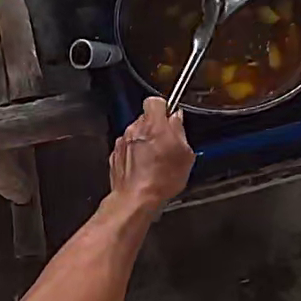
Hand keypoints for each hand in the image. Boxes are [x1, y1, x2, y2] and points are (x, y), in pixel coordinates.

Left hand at [109, 97, 193, 211]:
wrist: (136, 199)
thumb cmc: (160, 180)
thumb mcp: (185, 155)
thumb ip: (180, 131)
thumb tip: (177, 120)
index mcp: (153, 125)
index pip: (155, 101)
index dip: (164, 108)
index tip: (171, 119)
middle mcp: (134, 130)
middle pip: (145, 118)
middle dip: (156, 128)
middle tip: (168, 144)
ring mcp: (123, 142)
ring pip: (136, 134)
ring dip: (145, 142)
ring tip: (157, 161)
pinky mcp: (115, 155)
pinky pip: (128, 148)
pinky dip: (135, 155)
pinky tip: (145, 169)